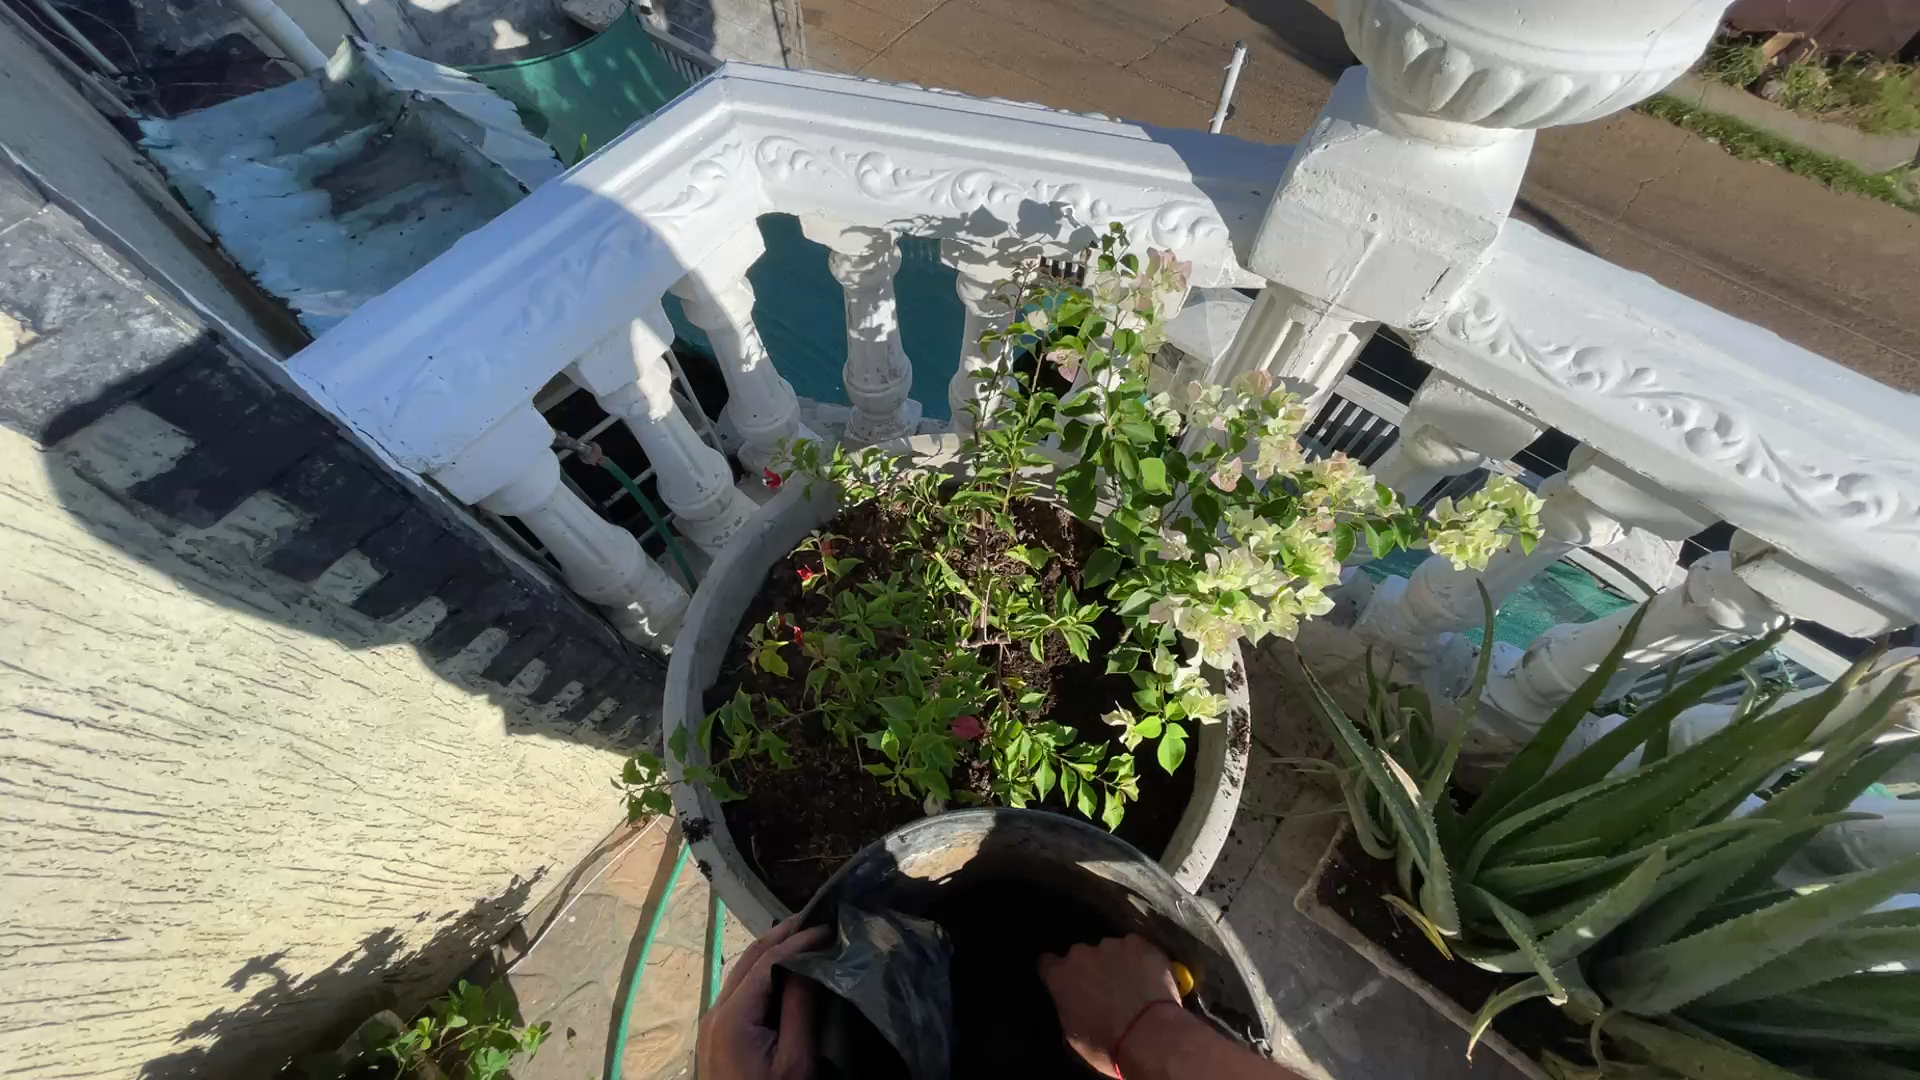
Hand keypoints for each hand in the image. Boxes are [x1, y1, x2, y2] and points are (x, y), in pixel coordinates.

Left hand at [695, 915, 830, 1079]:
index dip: (800, 938)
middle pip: (749, 958)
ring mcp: (711, 1026)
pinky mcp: (716, 1038)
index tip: (829, 926)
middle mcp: (714, 1013)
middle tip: (816, 918)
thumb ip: (800, 1006)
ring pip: (742, 972)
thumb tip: (809, 959)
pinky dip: (764, 972)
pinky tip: (786, 970)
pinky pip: (740, 991)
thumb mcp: (795, 1061)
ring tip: (805, 937)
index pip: (768, 960)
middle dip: (783, 934)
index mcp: (731, 1016)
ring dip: (773, 951)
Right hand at [1037, 935, 1181, 1077]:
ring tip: (1132, 987)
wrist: (1150, 1037)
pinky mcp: (1139, 943)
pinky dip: (1139, 961)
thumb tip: (1071, 1004)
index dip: (1056, 971)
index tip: (1065, 982)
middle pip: (1080, 956)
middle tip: (1104, 992)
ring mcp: (1111, 944)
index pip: (1047, 963)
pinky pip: (1135, 949)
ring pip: (1109, 951)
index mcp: (1061, 976)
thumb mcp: (1074, 1037)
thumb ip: (1067, 1009)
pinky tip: (1150, 979)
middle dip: (1089, 970)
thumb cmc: (1108, 1046)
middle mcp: (1081, 954)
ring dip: (1115, 964)